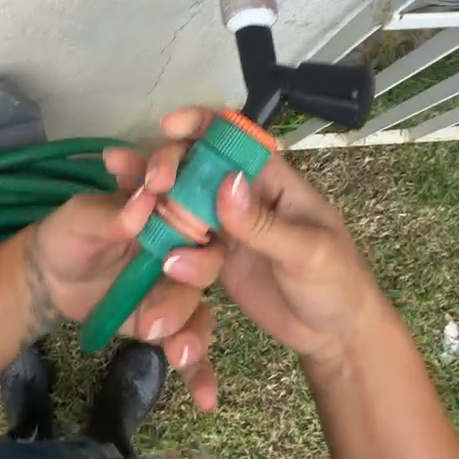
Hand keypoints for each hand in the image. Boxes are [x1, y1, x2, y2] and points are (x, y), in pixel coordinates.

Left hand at [19, 166, 224, 410]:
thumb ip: (112, 213)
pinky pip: (192, 347)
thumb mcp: (82, 219)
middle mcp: (183, 249)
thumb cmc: (69, 235)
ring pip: (200, 309)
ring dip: (194, 333)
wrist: (50, 280)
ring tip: (178, 353)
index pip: (198, 212)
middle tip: (160, 294)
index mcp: (166, 213)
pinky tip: (205, 398)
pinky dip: (201, 373)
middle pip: (207, 264)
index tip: (171, 243)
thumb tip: (145, 199)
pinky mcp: (168, 325)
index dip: (196, 221)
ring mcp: (177, 289)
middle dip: (189, 282)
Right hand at [116, 106, 385, 368]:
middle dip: (169, 165)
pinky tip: (136, 235)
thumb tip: (225, 182)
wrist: (333, 335)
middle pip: (196, 164)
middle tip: (150, 185)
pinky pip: (179, 238)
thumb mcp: (308, 253)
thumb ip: (263, 223)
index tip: (169, 125)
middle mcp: (241, 194)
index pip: (234, 138)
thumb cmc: (336, 283)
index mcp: (271, 179)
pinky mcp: (211, 255)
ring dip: (153, 196)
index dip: (201, 123)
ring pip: (181, 199)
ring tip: (122, 195)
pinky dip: (157, 233)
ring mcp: (224, 224)